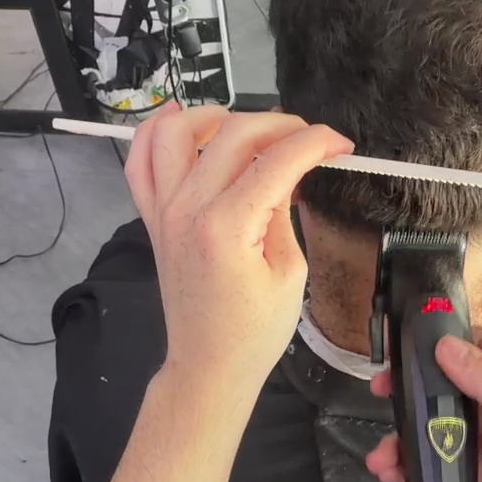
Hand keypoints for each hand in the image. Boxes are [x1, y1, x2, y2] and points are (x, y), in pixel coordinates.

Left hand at [124, 103, 352, 389]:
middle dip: (281, 125)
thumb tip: (284, 174)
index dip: (316, 143)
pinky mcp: (154, 219)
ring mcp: (164, 211)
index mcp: (228, 226)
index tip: (341, 144)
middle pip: (233, 133)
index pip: (277, 160)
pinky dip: (156, 133)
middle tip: (309, 140)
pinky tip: (181, 121)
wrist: (209, 365)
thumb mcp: (290, 273)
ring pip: (176, 131)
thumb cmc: (254, 333)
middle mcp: (188, 209)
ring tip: (247, 129)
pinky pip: (140, 162)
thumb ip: (283, 213)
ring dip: (214, 115)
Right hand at [367, 326, 481, 481]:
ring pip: (435, 424)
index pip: (481, 344)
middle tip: (381, 390)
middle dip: (411, 387)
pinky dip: (410, 466)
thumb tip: (444, 346)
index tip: (405, 342)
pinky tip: (391, 473)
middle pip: (448, 383)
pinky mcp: (472, 472)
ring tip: (382, 454)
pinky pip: (435, 460)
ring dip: (405, 435)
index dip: (444, 338)